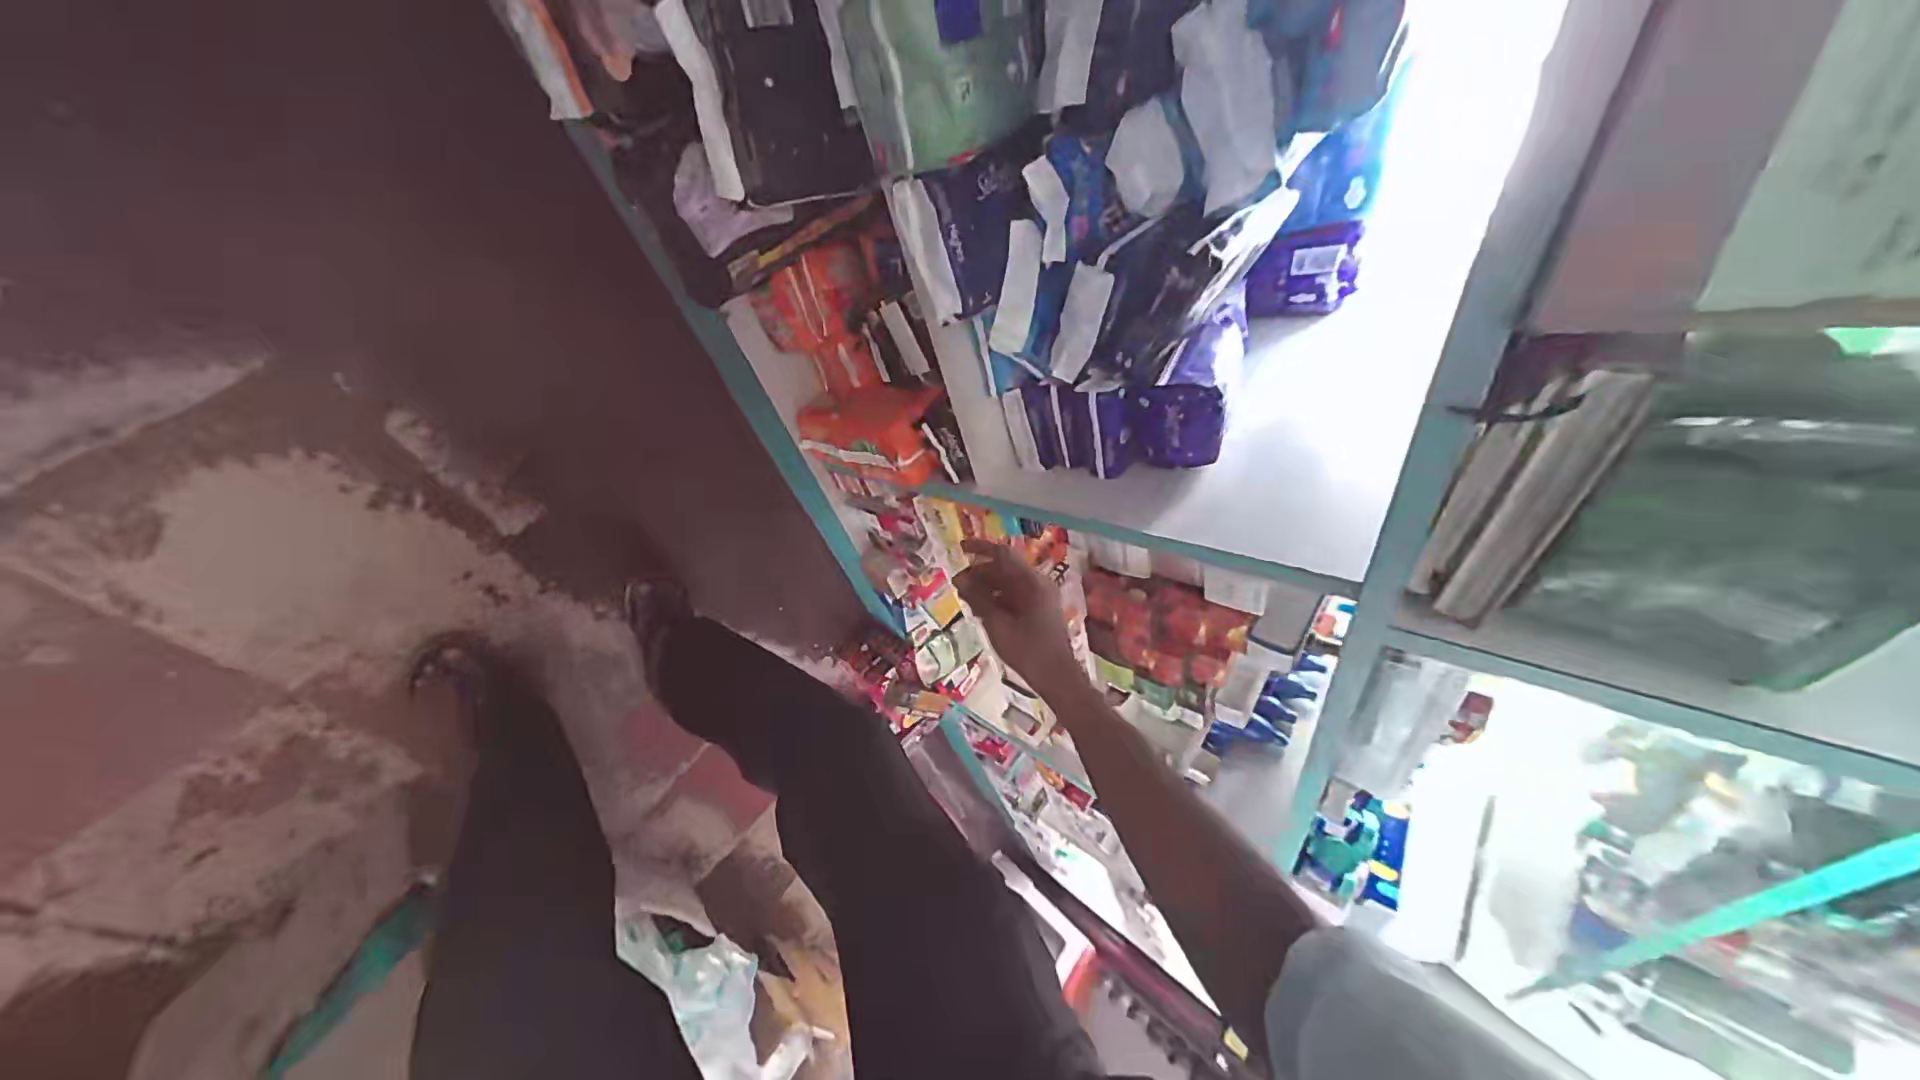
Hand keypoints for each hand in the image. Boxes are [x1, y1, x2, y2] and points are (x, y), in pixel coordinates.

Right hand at [953, 539, 1086, 698]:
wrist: (1056, 676)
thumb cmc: (1027, 651)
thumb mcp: (997, 624)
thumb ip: (978, 598)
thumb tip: (960, 578)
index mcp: (1032, 582)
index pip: (1003, 555)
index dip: (980, 548)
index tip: (960, 548)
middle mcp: (1038, 583)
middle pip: (1005, 568)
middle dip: (980, 572)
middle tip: (957, 584)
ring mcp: (1040, 596)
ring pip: (1009, 582)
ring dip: (987, 586)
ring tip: (966, 597)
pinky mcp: (1039, 608)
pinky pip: (1015, 594)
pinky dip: (997, 597)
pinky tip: (981, 608)